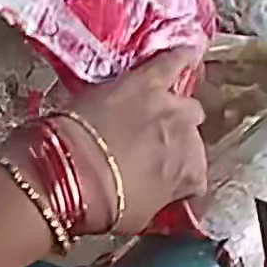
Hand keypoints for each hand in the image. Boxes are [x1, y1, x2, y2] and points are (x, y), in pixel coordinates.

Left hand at [62, 47, 208, 233]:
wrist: (71, 173)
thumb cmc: (105, 205)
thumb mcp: (142, 216)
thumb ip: (161, 199)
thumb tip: (161, 195)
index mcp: (191, 173)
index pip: (195, 178)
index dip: (178, 183)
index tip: (161, 186)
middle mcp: (189, 137)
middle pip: (190, 137)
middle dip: (175, 144)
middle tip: (150, 152)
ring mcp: (169, 106)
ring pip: (186, 104)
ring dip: (175, 112)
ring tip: (163, 113)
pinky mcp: (145, 81)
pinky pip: (172, 62)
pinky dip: (182, 57)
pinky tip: (192, 50)